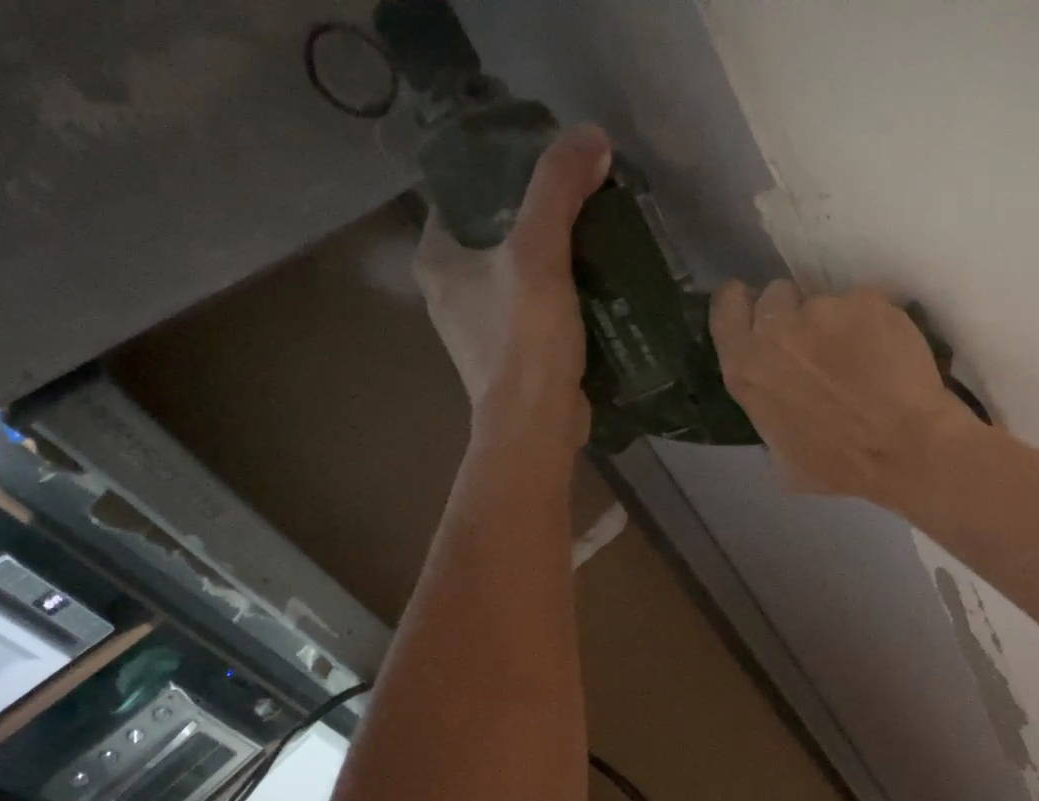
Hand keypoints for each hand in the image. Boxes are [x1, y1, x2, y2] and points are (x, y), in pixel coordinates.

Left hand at [414, 123, 610, 441]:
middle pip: (497, 233)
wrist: (537, 426)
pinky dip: (566, 295)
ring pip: (521, 273)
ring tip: (600, 239)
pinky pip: (540, 309)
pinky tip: (600, 288)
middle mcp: (451, 291)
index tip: (551, 167)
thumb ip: (559, 190)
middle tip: (586, 200)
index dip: (504, 174)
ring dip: (556, 258)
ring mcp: (483, 328)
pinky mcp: (516, 355)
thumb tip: (592, 135)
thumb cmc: (524, 339)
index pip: (464, 195)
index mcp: (438, 259)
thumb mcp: (539, 253)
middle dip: (539, 217)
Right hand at [711, 281, 975, 503]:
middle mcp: (776, 331)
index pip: (727, 306)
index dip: (745, 305)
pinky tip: (889, 354)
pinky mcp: (864, 301)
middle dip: (794, 313)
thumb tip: (771, 401)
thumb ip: (766, 413)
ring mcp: (822, 310)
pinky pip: (865, 304)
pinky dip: (875, 323)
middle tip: (820, 344)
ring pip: (826, 300)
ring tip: (863, 356)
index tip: (762, 315)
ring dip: (839, 321)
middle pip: (776, 295)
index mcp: (746, 368)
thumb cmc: (842, 466)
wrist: (906, 449)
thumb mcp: (781, 459)